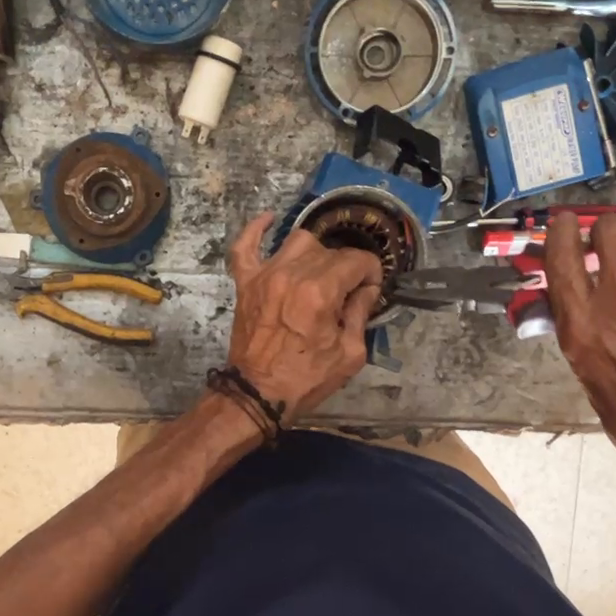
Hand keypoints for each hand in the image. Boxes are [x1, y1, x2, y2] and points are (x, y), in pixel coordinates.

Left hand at [225, 212, 382, 421]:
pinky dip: (255, 231)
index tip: (368, 293)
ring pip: (297, 241)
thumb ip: (360, 314)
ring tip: (319, 275)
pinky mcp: (245, 283)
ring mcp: (265, 275)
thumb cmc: (306, 379)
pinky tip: (269, 221)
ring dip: (314, 253)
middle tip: (346, 295)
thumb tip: (366, 290)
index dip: (370, 275)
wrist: (258, 395)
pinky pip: (245, 246)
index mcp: (321, 292)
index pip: (357, 261)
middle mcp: (292, 274)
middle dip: (346, 269)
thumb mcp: (350, 354)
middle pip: (330, 252)